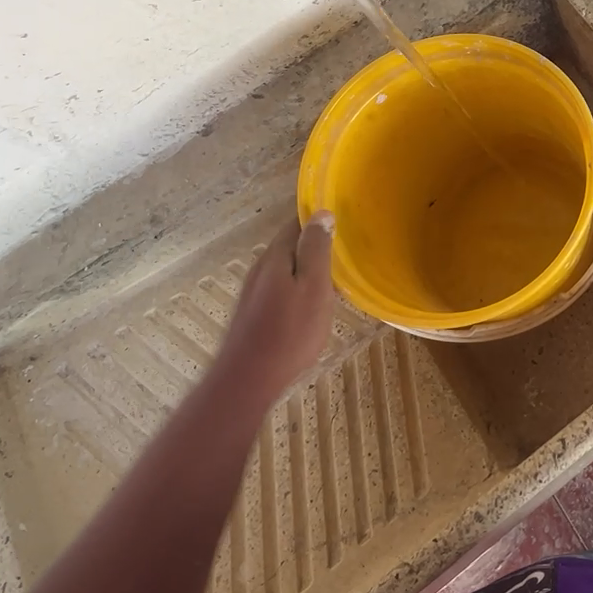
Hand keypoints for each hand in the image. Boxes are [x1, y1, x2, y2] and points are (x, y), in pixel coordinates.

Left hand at [215, 211, 336, 406]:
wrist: (248, 380)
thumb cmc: (289, 331)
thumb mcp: (313, 286)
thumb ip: (317, 249)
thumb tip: (321, 212)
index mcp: (276, 257)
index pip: (296, 223)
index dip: (318, 219)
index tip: (344, 222)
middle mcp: (260, 269)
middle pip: (290, 245)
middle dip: (315, 244)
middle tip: (345, 250)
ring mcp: (254, 292)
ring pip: (285, 268)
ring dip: (307, 267)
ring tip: (334, 276)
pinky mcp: (254, 313)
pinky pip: (281, 287)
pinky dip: (298, 286)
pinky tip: (311, 303)